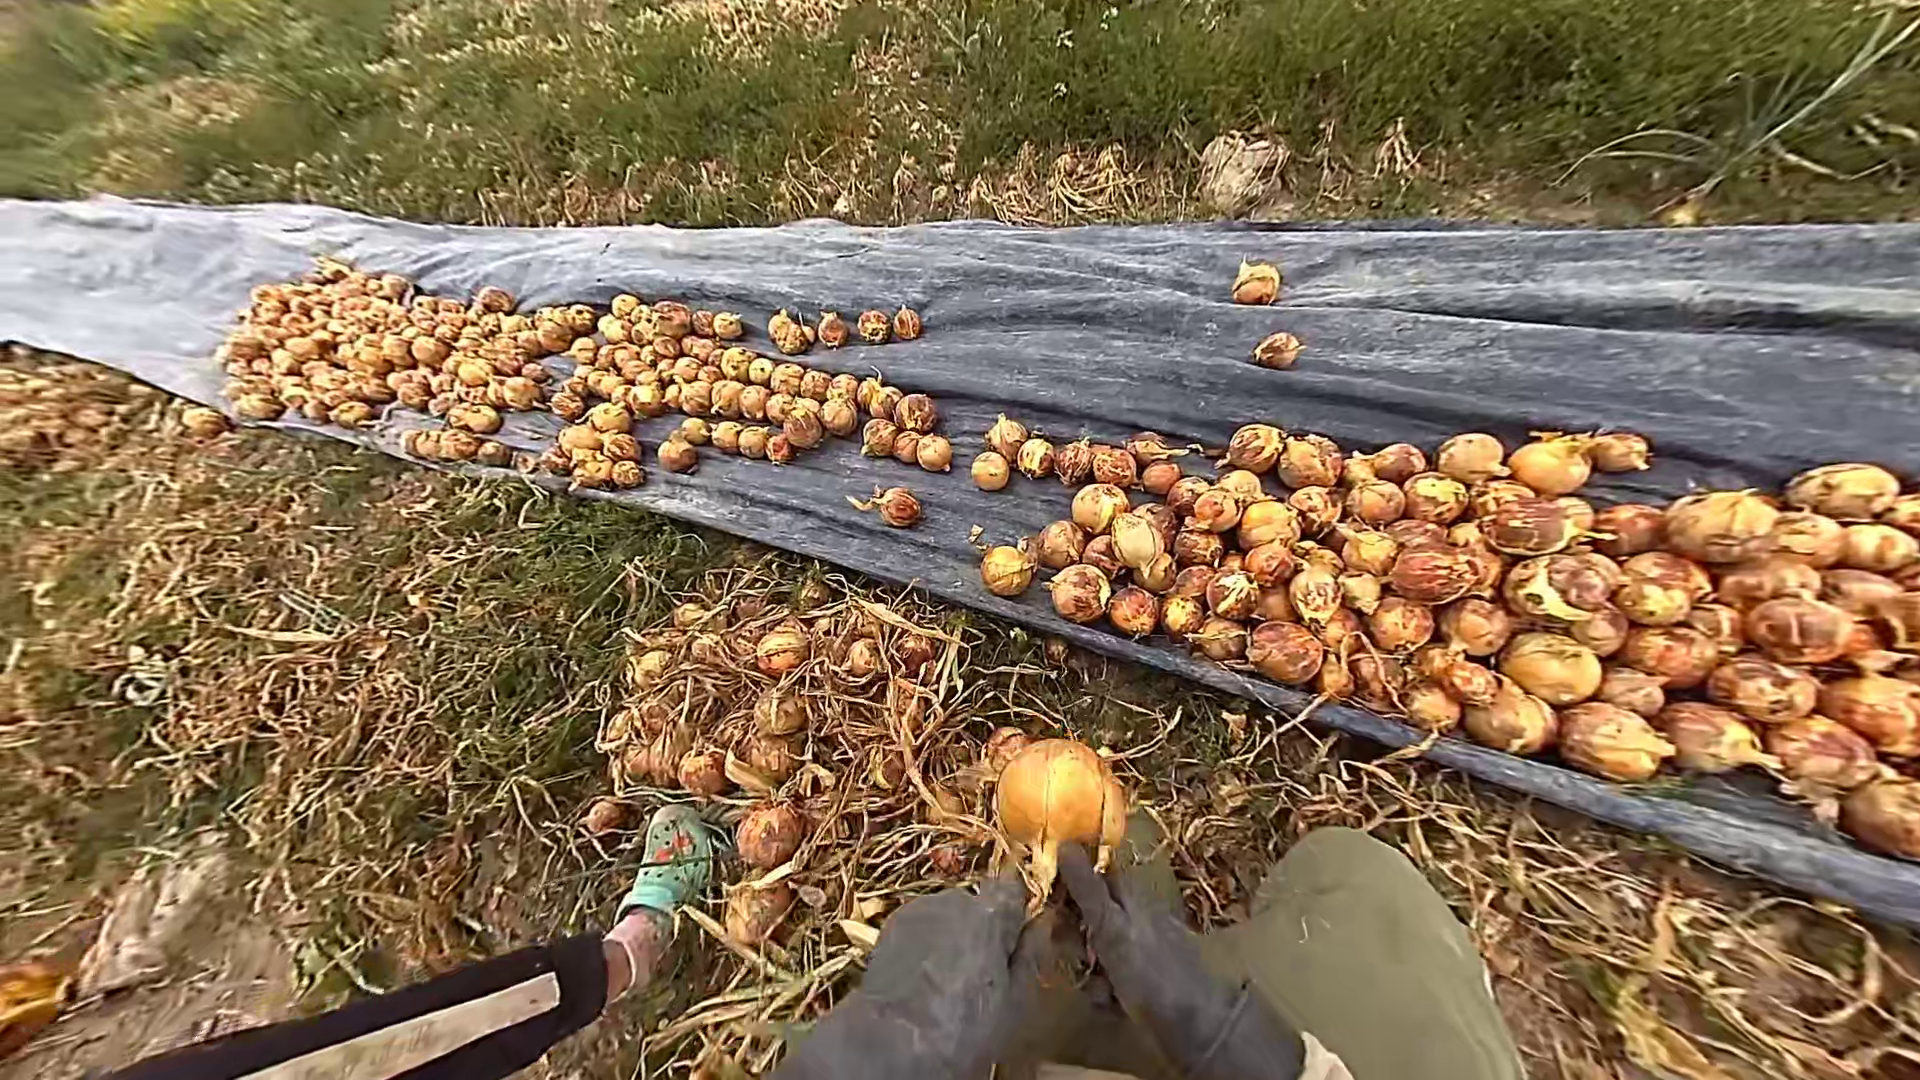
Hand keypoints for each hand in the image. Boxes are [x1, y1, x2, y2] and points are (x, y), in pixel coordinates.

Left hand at [771, 879, 1055, 1079]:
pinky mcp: (896, 920)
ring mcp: (923, 907)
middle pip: (978, 902)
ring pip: (948, 913)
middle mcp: (956, 900)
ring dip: (953, 933)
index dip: (1015, 909)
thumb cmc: (962, 1027)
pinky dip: (926, 940)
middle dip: (981, 927)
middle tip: (981, 970)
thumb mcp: (1014, 1002)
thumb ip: (1032, 954)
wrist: (895, 1039)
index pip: (1012, 887)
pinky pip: (922, 922)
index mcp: (991, 914)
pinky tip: (923, 975)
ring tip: (948, 978)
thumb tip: (1044, 921)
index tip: (1015, 935)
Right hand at [1058, 843, 1305, 1079]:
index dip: (1065, 884)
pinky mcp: (1142, 977)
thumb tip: (1064, 842)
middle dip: (1073, 935)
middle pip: (1086, 912)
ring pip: (1095, 948)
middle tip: (1073, 952)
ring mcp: (1138, 945)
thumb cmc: (1150, 970)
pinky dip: (1106, 990)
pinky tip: (1111, 1003)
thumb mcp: (1110, 925)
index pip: (1087, 871)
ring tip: (1098, 985)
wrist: (1198, 1027)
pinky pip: (1109, 976)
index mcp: (1125, 891)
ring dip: (1089, 968)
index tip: (1051, 902)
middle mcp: (1131, 913)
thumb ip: (1086, 887)